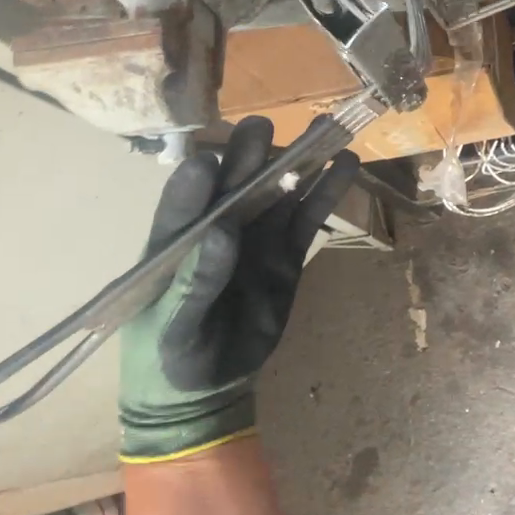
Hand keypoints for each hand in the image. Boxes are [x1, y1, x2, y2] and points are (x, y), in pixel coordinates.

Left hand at [119, 116, 357, 461]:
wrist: (207, 389)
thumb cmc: (169, 360)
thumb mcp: (173, 329)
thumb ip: (195, 282)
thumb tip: (219, 232)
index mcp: (174, 246)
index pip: (183, 206)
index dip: (195, 183)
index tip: (208, 158)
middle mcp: (216, 233)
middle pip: (235, 187)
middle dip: (249, 156)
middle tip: (262, 125)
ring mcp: (255, 241)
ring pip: (280, 194)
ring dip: (300, 163)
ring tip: (325, 129)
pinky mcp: (285, 254)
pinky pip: (308, 217)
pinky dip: (327, 191)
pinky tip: (346, 165)